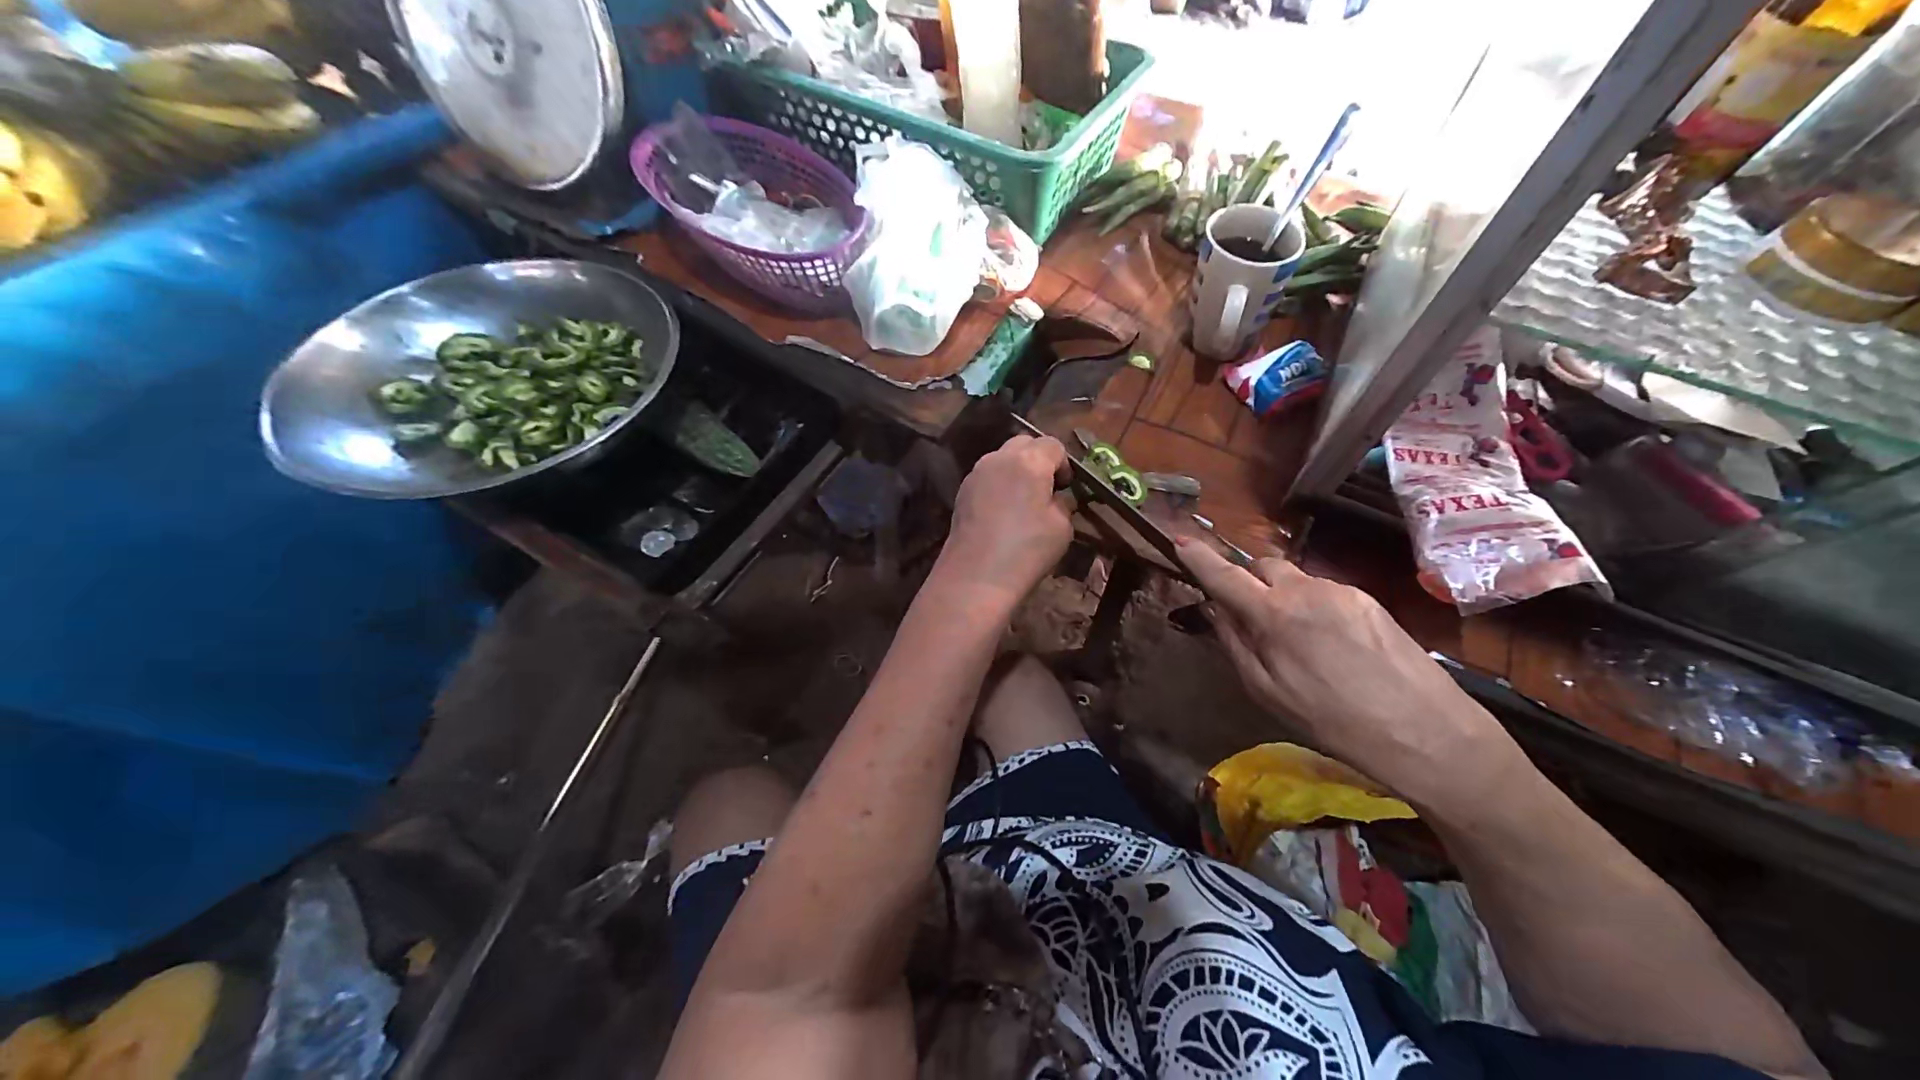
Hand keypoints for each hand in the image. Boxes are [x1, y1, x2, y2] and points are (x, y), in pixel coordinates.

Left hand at [938, 434, 1073, 601]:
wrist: (975, 577)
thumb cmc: (1026, 550)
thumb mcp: (1062, 528)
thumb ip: (1064, 504)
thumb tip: (1057, 498)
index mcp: (1029, 461)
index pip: (1053, 445)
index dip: (1064, 464)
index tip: (1065, 488)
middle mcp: (999, 458)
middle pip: (1024, 443)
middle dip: (1039, 460)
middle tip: (1046, 490)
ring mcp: (976, 474)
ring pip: (1002, 458)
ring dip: (1017, 471)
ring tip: (1023, 503)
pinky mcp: (962, 492)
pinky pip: (988, 477)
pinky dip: (999, 485)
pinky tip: (1002, 514)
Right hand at [1177, 538, 1523, 809]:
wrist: (1426, 732)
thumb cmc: (1333, 721)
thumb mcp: (1266, 691)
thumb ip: (1235, 643)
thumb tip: (1215, 609)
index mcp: (1274, 615)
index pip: (1224, 575)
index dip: (1198, 557)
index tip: (1179, 541)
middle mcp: (1306, 589)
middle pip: (1262, 566)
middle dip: (1248, 581)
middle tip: (1248, 615)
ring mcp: (1342, 590)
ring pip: (1295, 579)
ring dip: (1281, 596)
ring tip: (1296, 641)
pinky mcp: (1369, 599)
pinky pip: (1324, 591)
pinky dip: (1311, 606)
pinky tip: (1328, 644)